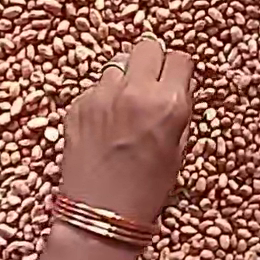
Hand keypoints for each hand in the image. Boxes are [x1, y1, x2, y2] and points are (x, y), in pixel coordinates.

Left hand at [59, 36, 193, 224]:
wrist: (101, 213)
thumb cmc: (146, 188)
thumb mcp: (180, 148)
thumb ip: (181, 109)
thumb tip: (179, 84)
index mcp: (168, 104)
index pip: (180, 57)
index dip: (179, 69)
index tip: (176, 78)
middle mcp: (135, 92)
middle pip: (147, 45)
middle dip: (153, 60)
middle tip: (152, 82)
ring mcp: (102, 95)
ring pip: (119, 60)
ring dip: (127, 75)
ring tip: (127, 102)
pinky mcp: (78, 104)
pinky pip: (97, 84)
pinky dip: (105, 95)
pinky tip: (107, 121)